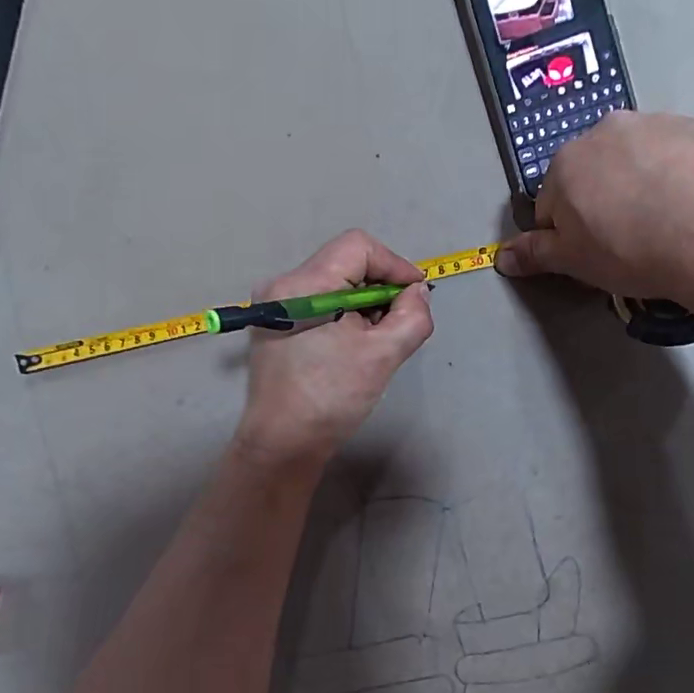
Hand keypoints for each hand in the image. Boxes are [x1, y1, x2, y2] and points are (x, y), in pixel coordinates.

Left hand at [235, 230, 434, 465]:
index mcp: (303, 285)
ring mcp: (277, 305)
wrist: (282, 444)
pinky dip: (346, 315)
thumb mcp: (383, 355)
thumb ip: (411, 315)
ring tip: (375, 341)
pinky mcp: (277, 324)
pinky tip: (354, 346)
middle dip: (380, 288)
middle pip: (345, 264)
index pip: (358, 247)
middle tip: (397, 323)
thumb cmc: (330, 398)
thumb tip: (416, 293)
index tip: (414, 296)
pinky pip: (321, 303)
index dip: (393, 265)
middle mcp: (283, 285)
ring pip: (335, 284)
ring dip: (364, 304)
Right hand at [495, 112, 693, 301]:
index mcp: (565, 164)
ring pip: (634, 160)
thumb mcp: (574, 261)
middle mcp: (604, 132)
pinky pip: (675, 154)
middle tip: (627, 239)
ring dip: (639, 184)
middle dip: (601, 202)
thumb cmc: (633, 249)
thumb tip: (504, 257)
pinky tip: (692, 206)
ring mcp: (654, 124)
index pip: (551, 204)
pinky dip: (677, 174)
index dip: (567, 234)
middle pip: (592, 174)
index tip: (591, 253)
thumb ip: (535, 253)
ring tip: (665, 223)